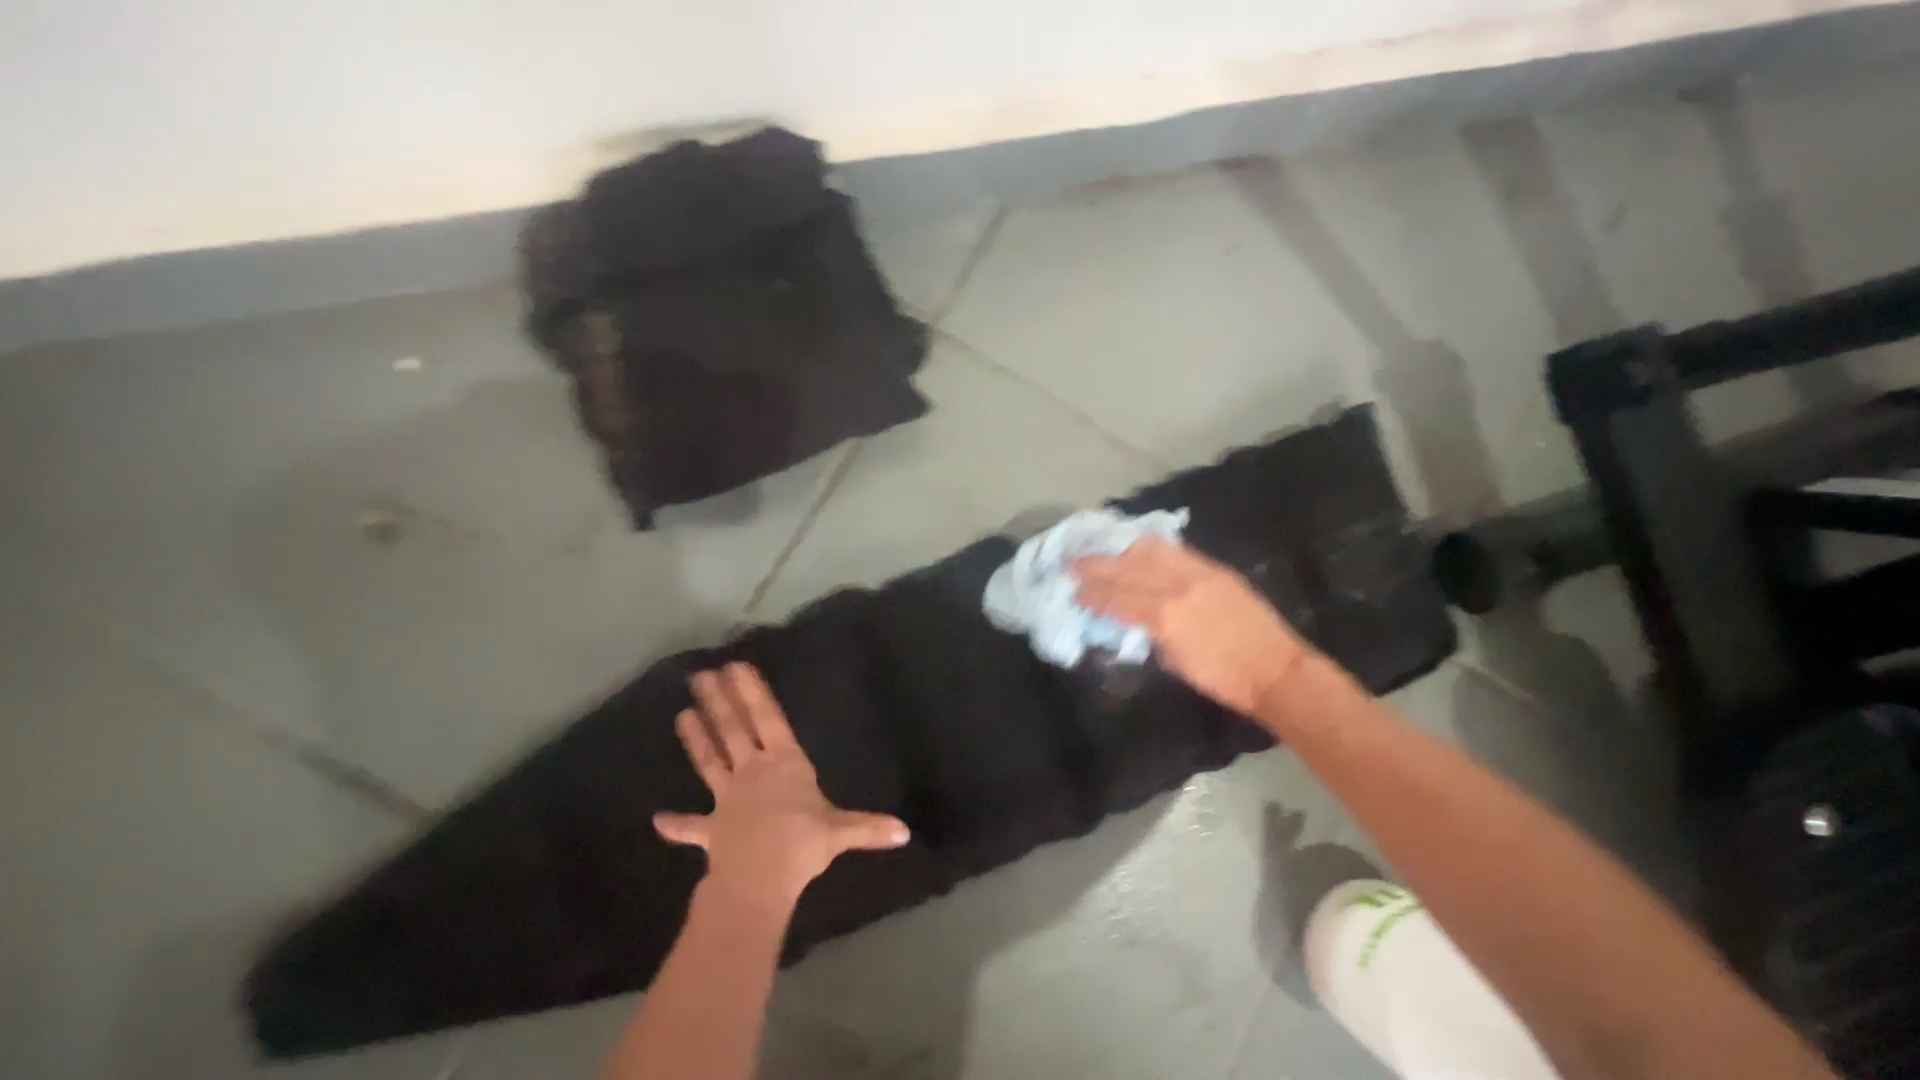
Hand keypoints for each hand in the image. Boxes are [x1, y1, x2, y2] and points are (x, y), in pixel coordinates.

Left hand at [654, 663, 909, 905]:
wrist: (761, 878)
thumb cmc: (804, 843)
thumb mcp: (841, 832)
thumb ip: (869, 828)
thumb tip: (905, 832)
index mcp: (785, 764)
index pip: (768, 719)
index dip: (752, 692)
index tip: (736, 666)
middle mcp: (753, 772)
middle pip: (734, 730)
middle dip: (719, 701)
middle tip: (701, 675)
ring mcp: (728, 798)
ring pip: (710, 760)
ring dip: (697, 738)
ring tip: (682, 713)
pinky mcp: (712, 828)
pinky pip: (692, 826)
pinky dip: (676, 824)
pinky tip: (658, 820)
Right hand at [1073, 537, 1312, 715]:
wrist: (1275, 671)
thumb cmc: (1223, 680)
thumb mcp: (1175, 663)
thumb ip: (1151, 636)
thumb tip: (1135, 621)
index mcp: (1165, 616)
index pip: (1118, 598)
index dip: (1093, 593)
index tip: (1074, 589)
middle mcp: (1179, 587)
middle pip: (1130, 568)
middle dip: (1099, 564)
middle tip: (1075, 561)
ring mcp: (1200, 574)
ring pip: (1154, 550)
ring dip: (1124, 549)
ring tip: (1106, 549)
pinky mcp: (1217, 570)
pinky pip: (1178, 552)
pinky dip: (1154, 549)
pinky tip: (1143, 548)